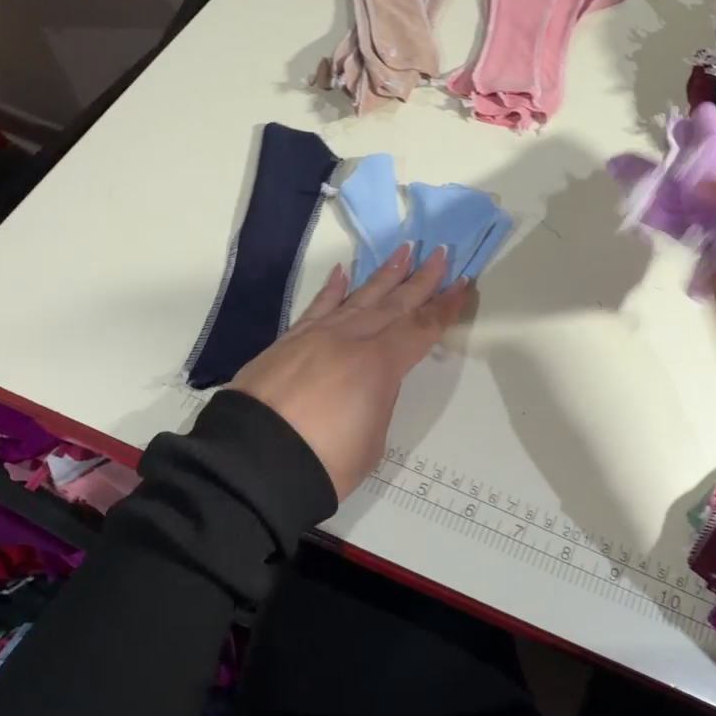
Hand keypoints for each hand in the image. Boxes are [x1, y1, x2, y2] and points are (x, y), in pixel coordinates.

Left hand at [228, 244, 469, 498]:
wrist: (252, 464)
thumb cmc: (324, 462)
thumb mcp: (371, 439)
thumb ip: (378, 401)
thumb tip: (370, 382)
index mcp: (378, 365)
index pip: (420, 329)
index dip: (444, 307)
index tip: (462, 283)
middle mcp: (350, 340)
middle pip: (393, 304)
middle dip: (421, 280)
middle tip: (441, 254)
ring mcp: (316, 337)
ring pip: (358, 298)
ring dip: (384, 275)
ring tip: (403, 251)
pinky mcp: (288, 342)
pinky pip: (317, 308)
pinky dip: (332, 290)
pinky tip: (343, 273)